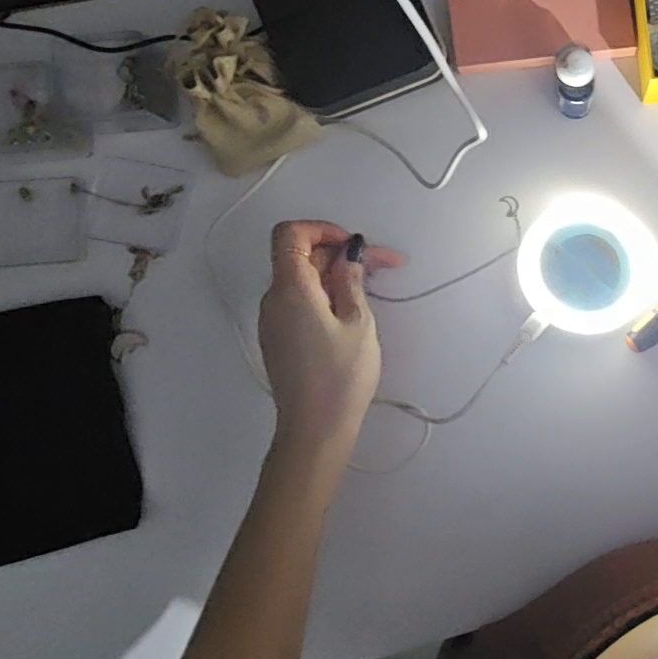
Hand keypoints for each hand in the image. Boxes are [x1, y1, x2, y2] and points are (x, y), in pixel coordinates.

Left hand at [258, 221, 404, 450]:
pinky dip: (326, 292)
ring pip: (302, 278)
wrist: (315, 429)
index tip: (355, 246)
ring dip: (335, 273)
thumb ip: (351, 281)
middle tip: (383, 265)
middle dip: (340, 252)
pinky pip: (301, 300)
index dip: (323, 229)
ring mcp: (274, 320)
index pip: (291, 234)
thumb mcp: (358, 322)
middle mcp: (274, 299)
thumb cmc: (340, 376)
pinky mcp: (281, 337)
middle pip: (300, 255)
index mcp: (291, 289)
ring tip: (373, 286)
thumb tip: (348, 255)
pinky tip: (353, 308)